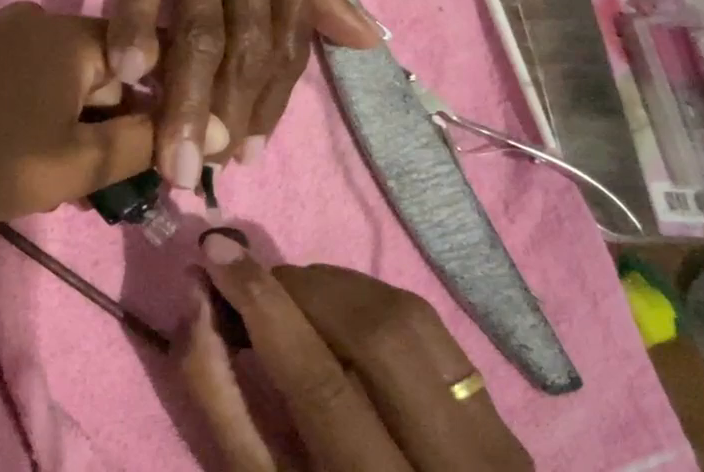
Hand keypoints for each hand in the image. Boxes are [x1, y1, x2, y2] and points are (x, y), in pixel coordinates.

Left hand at [0, 3, 154, 228]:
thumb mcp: (80, 164)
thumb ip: (145, 141)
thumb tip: (204, 124)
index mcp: (65, 34)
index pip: (142, 53)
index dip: (161, 101)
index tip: (163, 144)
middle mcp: (28, 15)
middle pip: (95, 63)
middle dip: (107, 116)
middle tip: (99, 174)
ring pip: (53, 72)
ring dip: (68, 116)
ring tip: (55, 171)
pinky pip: (15, 71)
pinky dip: (30, 104)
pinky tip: (14, 146)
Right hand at [106, 0, 379, 187]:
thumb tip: (366, 41)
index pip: (286, 45)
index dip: (266, 103)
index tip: (245, 154)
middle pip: (243, 51)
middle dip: (224, 117)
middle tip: (201, 173)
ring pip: (199, 31)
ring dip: (184, 96)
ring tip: (169, 150)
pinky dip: (137, 26)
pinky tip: (126, 72)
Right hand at [183, 233, 531, 470]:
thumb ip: (216, 389)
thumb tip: (197, 290)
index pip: (321, 383)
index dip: (263, 307)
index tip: (216, 253)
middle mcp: (456, 469)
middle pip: (381, 334)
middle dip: (302, 287)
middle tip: (254, 285)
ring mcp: (497, 446)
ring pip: (412, 319)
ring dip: (334, 287)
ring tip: (290, 301)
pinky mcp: (505, 422)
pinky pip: (433, 331)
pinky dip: (370, 304)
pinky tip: (337, 320)